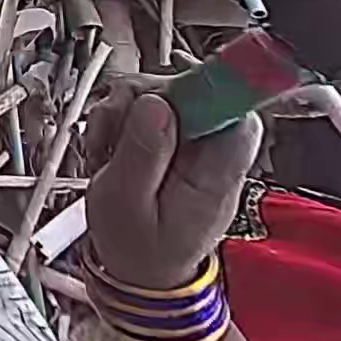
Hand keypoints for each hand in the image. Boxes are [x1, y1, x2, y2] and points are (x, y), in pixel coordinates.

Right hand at [84, 86, 260, 289]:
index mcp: (214, 177)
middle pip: (187, 96)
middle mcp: (208, 156)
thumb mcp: (126, 201)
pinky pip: (142, 110)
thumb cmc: (135, 244)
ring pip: (158, 97)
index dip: (212, 87)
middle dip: (140, 98)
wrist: (139, 272)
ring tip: (104, 145)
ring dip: (119, 110)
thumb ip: (142, 152)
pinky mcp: (169, 142)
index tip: (181, 69)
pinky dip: (115, 118)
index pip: (237, 118)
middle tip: (112, 126)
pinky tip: (105, 144)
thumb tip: (156, 104)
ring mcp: (188, 148)